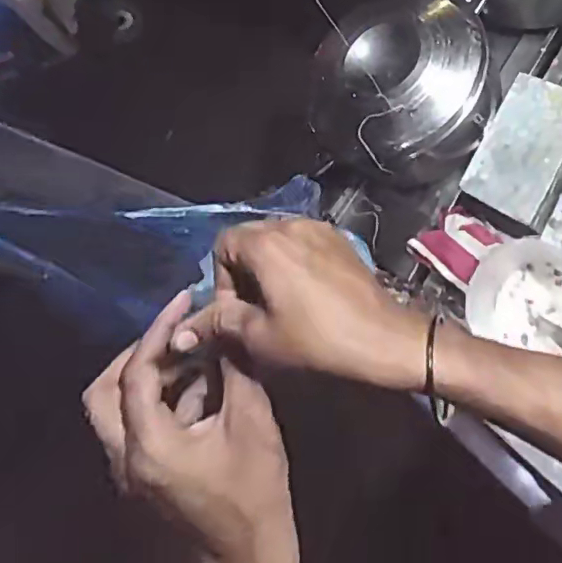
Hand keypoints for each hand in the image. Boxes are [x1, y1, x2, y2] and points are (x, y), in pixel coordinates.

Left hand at [84, 291, 304, 562]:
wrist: (252, 548)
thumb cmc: (253, 486)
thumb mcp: (251, 418)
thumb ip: (236, 368)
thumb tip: (229, 325)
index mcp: (146, 446)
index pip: (135, 374)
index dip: (158, 330)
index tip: (185, 300)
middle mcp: (125, 459)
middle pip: (103, 395)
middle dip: (137, 353)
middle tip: (176, 328)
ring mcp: (134, 470)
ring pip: (120, 410)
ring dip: (155, 374)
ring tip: (201, 349)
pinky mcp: (150, 474)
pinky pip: (143, 424)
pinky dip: (168, 396)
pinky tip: (210, 382)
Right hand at [174, 219, 428, 392]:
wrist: (379, 335)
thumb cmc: (316, 337)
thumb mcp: (260, 335)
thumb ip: (220, 321)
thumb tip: (182, 331)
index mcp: (269, 242)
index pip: (224, 242)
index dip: (220, 276)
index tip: (234, 308)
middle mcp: (295, 224)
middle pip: (252, 236)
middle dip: (243, 269)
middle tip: (252, 307)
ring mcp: (323, 229)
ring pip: (280, 238)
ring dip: (269, 264)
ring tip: (278, 302)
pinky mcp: (342, 240)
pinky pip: (305, 241)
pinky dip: (295, 260)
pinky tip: (304, 293)